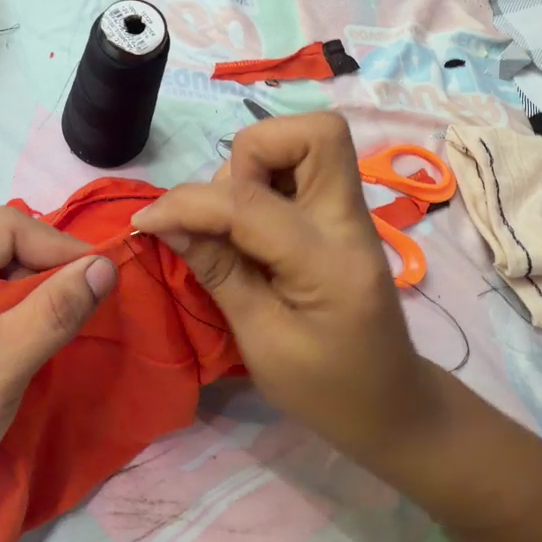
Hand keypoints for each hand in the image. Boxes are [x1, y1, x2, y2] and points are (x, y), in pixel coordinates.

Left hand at [0, 207, 118, 513]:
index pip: (3, 227)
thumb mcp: (4, 363)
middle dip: (46, 265)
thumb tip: (106, 264)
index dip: (56, 245)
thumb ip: (56, 309)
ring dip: (35, 289)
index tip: (100, 276)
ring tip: (66, 316)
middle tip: (87, 297)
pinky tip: (37, 331)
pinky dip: (18, 308)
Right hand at [129, 112, 447, 467]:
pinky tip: (249, 224)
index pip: (250, 203)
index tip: (149, 223)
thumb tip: (165, 222)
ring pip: (308, 141)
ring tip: (232, 227)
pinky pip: (303, 165)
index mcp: (329, 263)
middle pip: (314, 134)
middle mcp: (348, 222)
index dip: (189, 204)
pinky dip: (265, 177)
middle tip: (221, 209)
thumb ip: (217, 271)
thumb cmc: (325, 390)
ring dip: (254, 166)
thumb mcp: (261, 341)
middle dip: (249, 153)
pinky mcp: (341, 216)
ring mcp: (350, 215)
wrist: (392, 408)